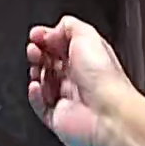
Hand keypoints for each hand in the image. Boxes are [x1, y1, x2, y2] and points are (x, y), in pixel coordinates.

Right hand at [27, 15, 134, 145]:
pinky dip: (34, 96)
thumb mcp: (86, 35)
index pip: (60, 45)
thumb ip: (67, 25)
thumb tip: (50, 32)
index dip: (46, 37)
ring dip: (35, 71)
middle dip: (37, 52)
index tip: (36, 35)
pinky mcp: (60, 120)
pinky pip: (40, 106)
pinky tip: (36, 86)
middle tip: (34, 49)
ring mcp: (68, 100)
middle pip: (49, 62)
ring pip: (42, 82)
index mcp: (86, 59)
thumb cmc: (103, 78)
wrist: (110, 117)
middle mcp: (78, 79)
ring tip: (36, 67)